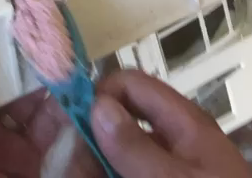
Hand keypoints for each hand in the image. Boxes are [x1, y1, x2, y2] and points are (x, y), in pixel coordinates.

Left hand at [0, 42, 91, 177]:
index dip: (4, 58)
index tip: (25, 26)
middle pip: (22, 100)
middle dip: (43, 72)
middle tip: (62, 39)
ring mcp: (22, 166)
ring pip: (49, 120)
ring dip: (66, 95)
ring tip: (81, 65)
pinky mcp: (51, 176)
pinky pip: (68, 150)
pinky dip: (81, 128)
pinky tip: (91, 104)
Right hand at [90, 70, 251, 177]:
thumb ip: (137, 148)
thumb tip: (96, 105)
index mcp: (183, 122)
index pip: (132, 84)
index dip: (101, 95)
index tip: (74, 125)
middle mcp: (175, 139)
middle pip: (123, 120)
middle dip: (93, 136)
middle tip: (67, 161)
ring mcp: (172, 167)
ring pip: (124, 153)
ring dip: (99, 163)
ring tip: (76, 172)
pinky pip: (134, 171)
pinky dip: (114, 174)